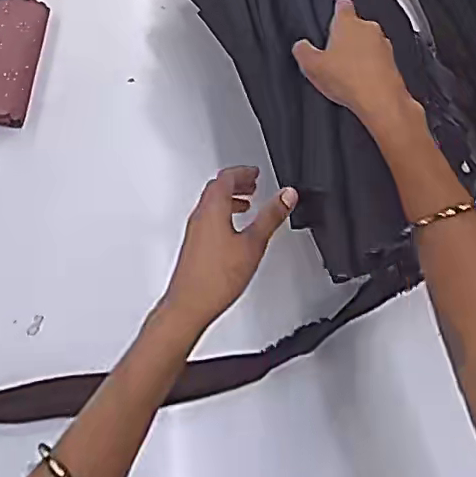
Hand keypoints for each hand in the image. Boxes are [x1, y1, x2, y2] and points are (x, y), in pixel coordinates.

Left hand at [160, 166, 295, 329]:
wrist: (189, 305)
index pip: (225, 178)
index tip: (254, 172)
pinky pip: (208, 219)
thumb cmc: (215, 278)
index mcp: (213, 208)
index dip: (242, 171)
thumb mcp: (253, 244)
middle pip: (216, 188)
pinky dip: (223, 214)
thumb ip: (271, 217)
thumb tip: (286, 195)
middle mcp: (200, 216)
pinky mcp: (194, 245)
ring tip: (246, 204)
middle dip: (236, 183)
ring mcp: (195, 230)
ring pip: (211, 204)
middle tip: (252, 183)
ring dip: (229, 198)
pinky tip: (234, 231)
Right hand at [292, 0, 416, 124]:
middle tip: (331, 51)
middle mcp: (368, 28)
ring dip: (358, 52)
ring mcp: (383, 45)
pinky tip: (358, 81)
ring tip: (345, 71)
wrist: (381, 100)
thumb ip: (302, 51)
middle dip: (344, 36)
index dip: (336, 6)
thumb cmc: (350, 79)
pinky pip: (377, 59)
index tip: (333, 7)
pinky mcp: (392, 62)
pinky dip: (368, 66)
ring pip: (367, 42)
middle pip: (354, 25)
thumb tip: (300, 46)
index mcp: (348, 22)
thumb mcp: (312, 65)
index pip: (342, 4)